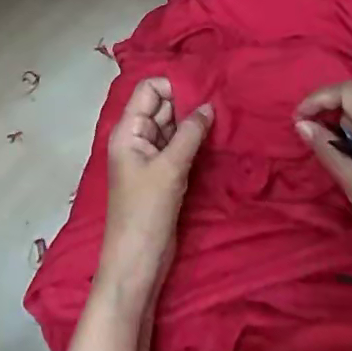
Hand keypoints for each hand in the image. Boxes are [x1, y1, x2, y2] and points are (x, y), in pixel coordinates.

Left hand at [102, 78, 211, 292]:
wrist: (136, 264)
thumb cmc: (146, 213)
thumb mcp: (170, 168)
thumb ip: (190, 133)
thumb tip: (209, 105)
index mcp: (128, 131)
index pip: (149, 90)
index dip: (174, 86)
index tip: (204, 89)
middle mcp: (137, 138)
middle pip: (163, 105)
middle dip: (189, 101)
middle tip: (221, 99)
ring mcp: (150, 156)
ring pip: (174, 125)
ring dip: (194, 120)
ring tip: (223, 115)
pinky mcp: (163, 173)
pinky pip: (179, 145)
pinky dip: (195, 139)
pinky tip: (215, 135)